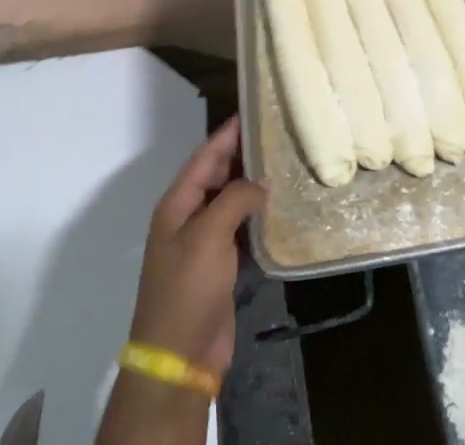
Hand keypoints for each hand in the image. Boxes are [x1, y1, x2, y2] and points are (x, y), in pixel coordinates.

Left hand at [127, 116, 265, 376]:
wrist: (179, 354)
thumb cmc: (187, 289)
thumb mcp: (207, 236)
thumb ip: (234, 200)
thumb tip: (262, 182)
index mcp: (177, 205)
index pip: (204, 157)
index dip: (227, 134)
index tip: (255, 109)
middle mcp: (188, 218)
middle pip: (217, 175)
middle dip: (243, 154)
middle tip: (280, 133)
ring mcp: (204, 243)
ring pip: (231, 201)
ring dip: (254, 183)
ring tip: (287, 162)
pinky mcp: (221, 266)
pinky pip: (241, 228)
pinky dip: (259, 214)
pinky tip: (282, 206)